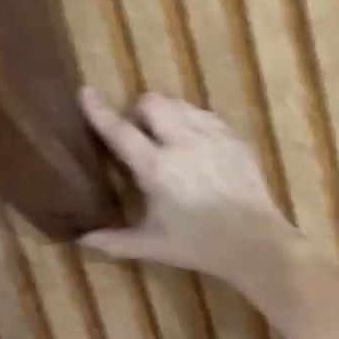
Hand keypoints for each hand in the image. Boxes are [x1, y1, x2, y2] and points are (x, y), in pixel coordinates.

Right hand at [78, 89, 307, 283]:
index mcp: (157, 168)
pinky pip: (204, 114)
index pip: (121, 131)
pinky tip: (193, 142)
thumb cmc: (199, 245)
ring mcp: (211, 136)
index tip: (85, 92)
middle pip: (152, 103)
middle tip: (138, 134)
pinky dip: (191, 121)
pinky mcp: (233, 137)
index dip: (100, 111)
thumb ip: (115, 240)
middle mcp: (182, 142)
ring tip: (165, 135)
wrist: (256, 242)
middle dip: (138, 111)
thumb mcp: (153, 246)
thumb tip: (82, 239)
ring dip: (165, 113)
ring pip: (179, 103)